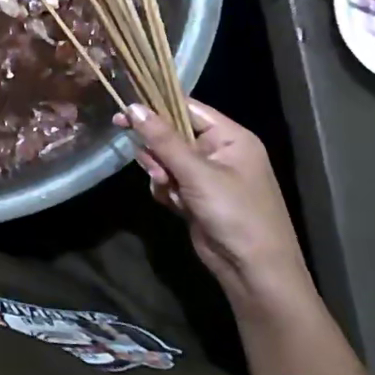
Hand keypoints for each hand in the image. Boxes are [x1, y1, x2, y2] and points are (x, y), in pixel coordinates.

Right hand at [114, 100, 314, 311]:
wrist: (252, 267)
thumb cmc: (234, 212)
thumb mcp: (197, 173)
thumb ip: (163, 139)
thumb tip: (133, 107)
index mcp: (231, 138)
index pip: (188, 109)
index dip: (156, 108)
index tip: (122, 112)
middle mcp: (220, 152)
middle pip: (172, 134)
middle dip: (158, 151)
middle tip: (154, 167)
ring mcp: (207, 175)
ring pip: (165, 159)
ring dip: (159, 173)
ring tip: (168, 189)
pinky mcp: (195, 195)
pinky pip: (167, 180)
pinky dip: (164, 189)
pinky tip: (173, 203)